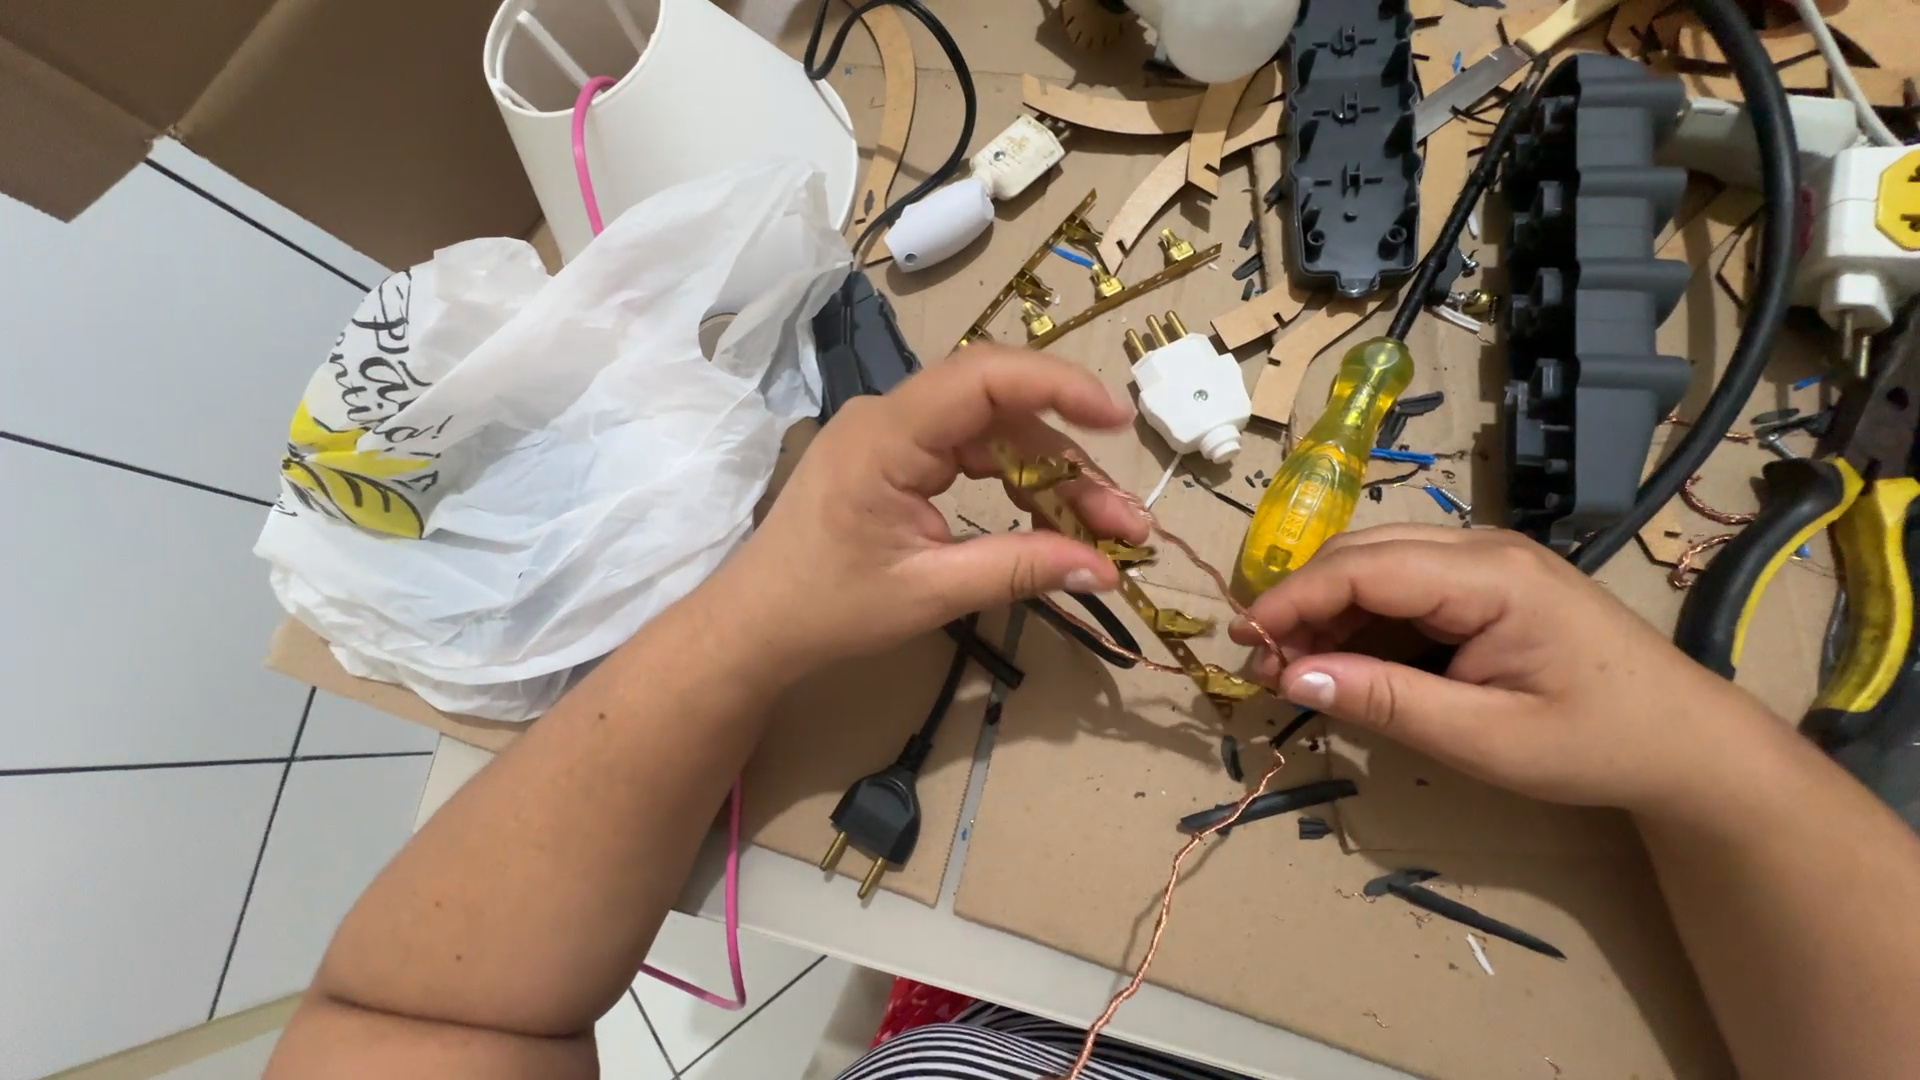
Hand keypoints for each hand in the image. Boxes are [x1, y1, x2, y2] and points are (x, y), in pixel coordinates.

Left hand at [715, 345, 1147, 670]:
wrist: (757, 624)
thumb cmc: (828, 607)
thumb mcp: (929, 592)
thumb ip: (1018, 570)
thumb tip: (1106, 570)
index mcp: (886, 435)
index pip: (984, 378)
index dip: (1058, 386)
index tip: (1117, 420)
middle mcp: (891, 418)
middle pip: (1001, 413)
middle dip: (1069, 464)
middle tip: (1125, 521)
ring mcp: (894, 436)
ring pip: (994, 436)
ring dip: (1050, 481)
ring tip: (1103, 533)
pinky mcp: (899, 459)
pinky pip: (972, 456)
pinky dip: (1015, 487)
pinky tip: (1050, 522)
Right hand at [1229, 525, 1785, 814]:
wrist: (1692, 747)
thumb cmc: (1596, 744)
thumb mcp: (1485, 738)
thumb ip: (1383, 701)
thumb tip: (1288, 677)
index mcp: (1491, 576)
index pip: (1361, 568)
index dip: (1290, 599)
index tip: (1242, 641)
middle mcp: (1480, 548)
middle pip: (1358, 556)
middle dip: (1300, 604)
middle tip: (1264, 662)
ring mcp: (1481, 559)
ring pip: (1370, 566)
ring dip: (1323, 613)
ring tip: (1293, 668)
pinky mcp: (1479, 581)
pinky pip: (1396, 586)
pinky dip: (1356, 620)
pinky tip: (1341, 659)